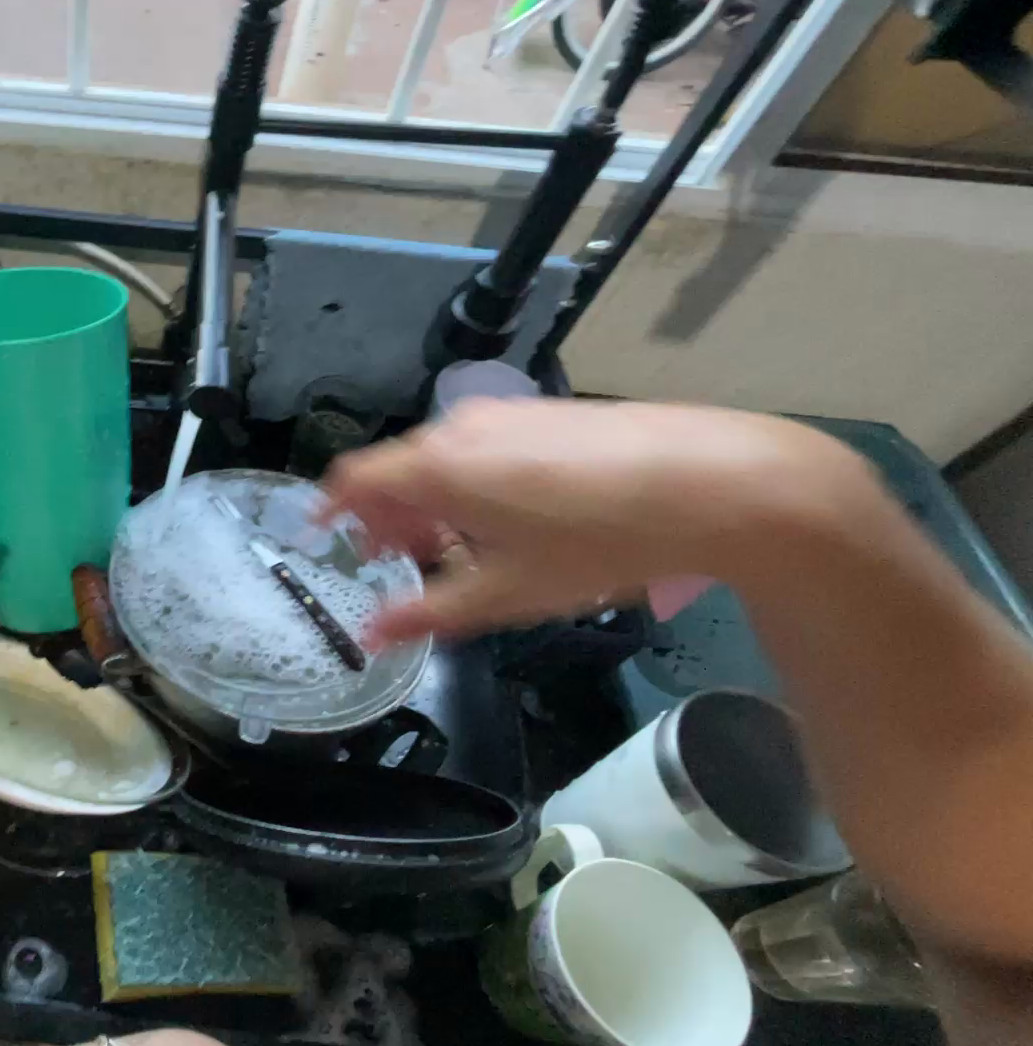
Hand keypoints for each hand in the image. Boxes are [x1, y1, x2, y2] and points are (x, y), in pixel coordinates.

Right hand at [321, 398, 881, 641]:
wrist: (722, 482)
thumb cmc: (597, 543)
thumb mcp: (506, 592)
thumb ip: (428, 613)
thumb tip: (371, 634)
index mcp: (435, 468)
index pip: (353, 478)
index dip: (329, 507)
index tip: (322, 533)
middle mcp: (458, 429)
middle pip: (393, 468)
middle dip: (383, 515)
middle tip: (397, 559)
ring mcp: (504, 414)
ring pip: (436, 456)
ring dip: (424, 499)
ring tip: (452, 542)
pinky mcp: (543, 412)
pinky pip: (477, 445)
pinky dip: (463, 479)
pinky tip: (504, 514)